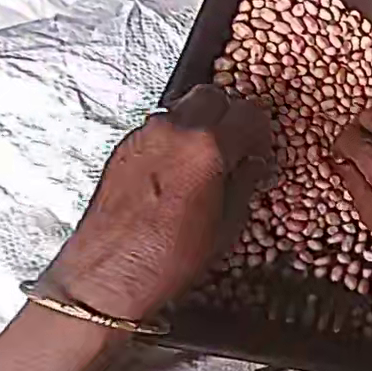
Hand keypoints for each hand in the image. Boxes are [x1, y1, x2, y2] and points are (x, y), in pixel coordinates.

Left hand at [43, 84, 271, 320]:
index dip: (262, 132)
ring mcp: (144, 135)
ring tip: (209, 159)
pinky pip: (160, 127)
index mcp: (207, 146)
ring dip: (201, 124)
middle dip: (230, 115)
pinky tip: (181, 170)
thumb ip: (245, 182)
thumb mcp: (228, 223)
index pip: (249, 114)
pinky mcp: (123, 147)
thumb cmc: (173, 254)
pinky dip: (177, 137)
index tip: (262, 151)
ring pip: (183, 108)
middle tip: (238, 145)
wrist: (109, 274)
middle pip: (212, 96)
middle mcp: (174, 130)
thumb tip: (253, 164)